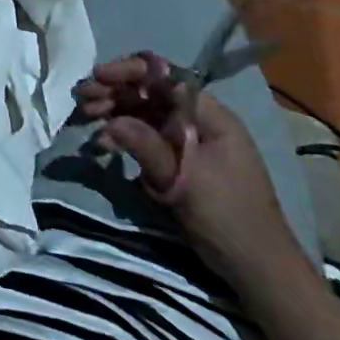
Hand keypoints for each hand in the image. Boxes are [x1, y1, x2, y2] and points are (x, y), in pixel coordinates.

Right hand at [76, 53, 299, 275]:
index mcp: (208, 114)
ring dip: (115, 111)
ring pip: (145, 113)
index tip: (98, 77)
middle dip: (115, 91)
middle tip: (81, 98)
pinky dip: (124, 134)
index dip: (130, 71)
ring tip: (85, 114)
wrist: (258, 267)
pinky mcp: (180, 161)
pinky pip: (147, 136)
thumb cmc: (227, 217)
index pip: (165, 76)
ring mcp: (188, 141)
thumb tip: (110, 122)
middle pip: (151, 93)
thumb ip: (147, 147)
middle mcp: (197, 120)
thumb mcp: (184, 181)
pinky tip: (103, 140)